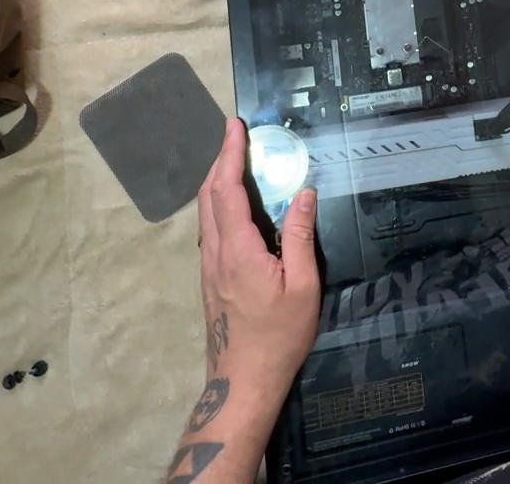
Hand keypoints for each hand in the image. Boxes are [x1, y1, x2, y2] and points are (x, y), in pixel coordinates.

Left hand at [193, 118, 319, 429]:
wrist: (243, 382)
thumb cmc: (278, 336)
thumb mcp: (304, 286)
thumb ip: (300, 236)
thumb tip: (304, 193)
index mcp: (237, 250)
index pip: (226, 190)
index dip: (229, 155)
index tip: (235, 127)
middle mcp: (215, 253)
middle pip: (208, 195)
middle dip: (219, 159)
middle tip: (237, 135)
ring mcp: (208, 266)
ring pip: (205, 212)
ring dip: (217, 180)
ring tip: (237, 160)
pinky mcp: (210, 277)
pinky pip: (210, 227)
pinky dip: (219, 201)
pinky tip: (236, 202)